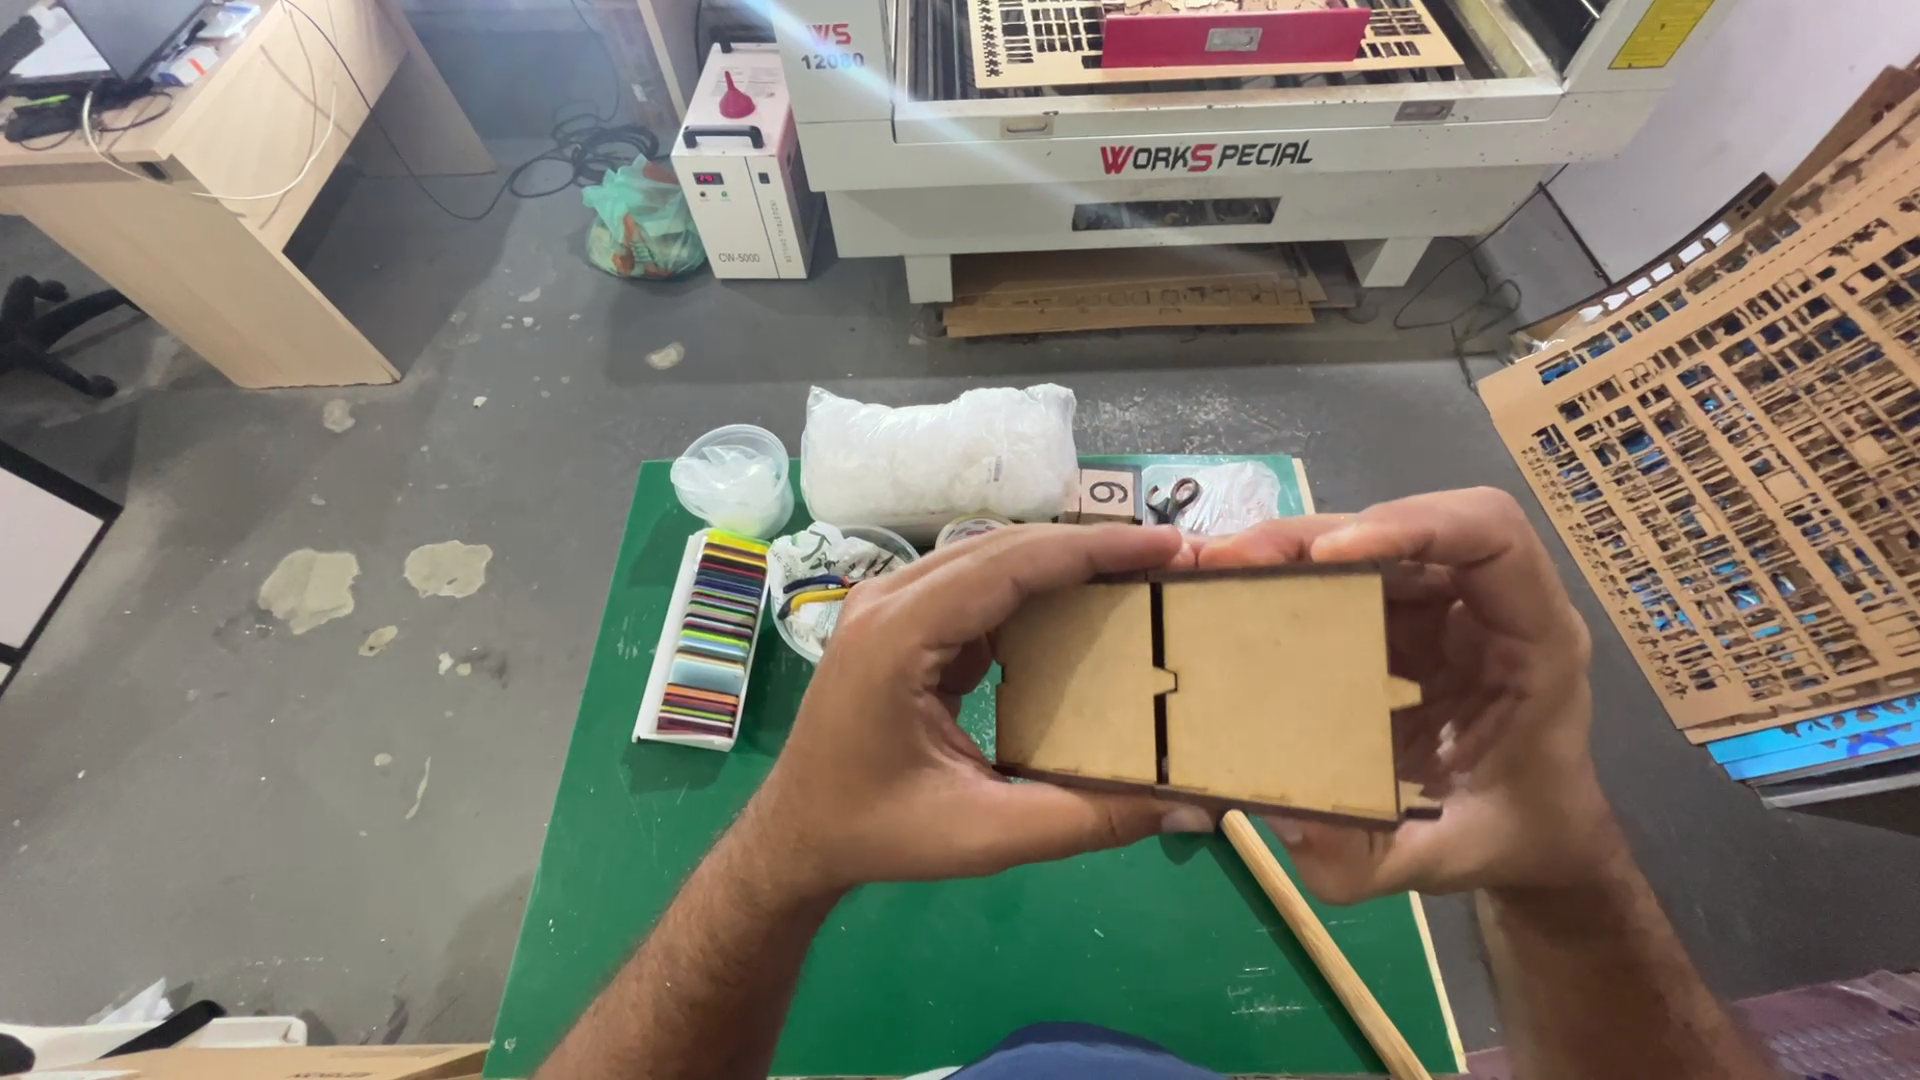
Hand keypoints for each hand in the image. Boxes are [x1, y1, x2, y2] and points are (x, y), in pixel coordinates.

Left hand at [742, 524, 1215, 898]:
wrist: (797, 832)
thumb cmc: (875, 831)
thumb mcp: (983, 835)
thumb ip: (1086, 820)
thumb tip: (1189, 807)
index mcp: (898, 635)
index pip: (1009, 564)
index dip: (1092, 549)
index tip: (1164, 546)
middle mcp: (889, 600)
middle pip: (1003, 547)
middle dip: (1089, 546)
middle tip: (1167, 557)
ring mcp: (889, 604)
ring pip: (989, 558)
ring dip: (1062, 560)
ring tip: (1135, 572)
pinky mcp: (900, 619)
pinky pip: (974, 586)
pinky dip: (1032, 588)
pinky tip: (1078, 603)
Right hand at [1197, 487, 1615, 901]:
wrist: (1527, 833)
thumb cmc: (1505, 834)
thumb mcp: (1437, 860)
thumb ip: (1365, 856)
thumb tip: (1278, 816)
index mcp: (1529, 640)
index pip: (1490, 536)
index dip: (1412, 526)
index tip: (1329, 555)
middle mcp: (1478, 605)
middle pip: (1401, 524)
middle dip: (1308, 534)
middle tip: (1228, 560)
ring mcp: (1430, 605)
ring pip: (1357, 539)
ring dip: (1283, 547)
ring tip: (1214, 569)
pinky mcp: (1388, 616)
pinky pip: (1334, 573)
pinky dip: (1281, 570)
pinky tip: (1234, 588)